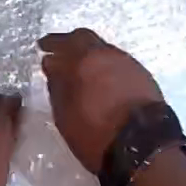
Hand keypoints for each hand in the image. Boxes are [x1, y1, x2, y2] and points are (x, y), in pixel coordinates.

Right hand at [38, 28, 164, 172]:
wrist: (143, 148)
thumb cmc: (96, 133)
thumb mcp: (65, 114)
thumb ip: (57, 85)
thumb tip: (52, 64)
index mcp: (84, 60)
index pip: (62, 42)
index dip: (51, 44)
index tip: (42, 47)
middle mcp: (107, 55)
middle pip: (86, 38)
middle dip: (71, 42)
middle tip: (60, 50)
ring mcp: (128, 63)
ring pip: (104, 49)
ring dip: (90, 54)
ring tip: (80, 67)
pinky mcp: (143, 76)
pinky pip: (118, 62)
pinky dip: (105, 65)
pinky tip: (101, 78)